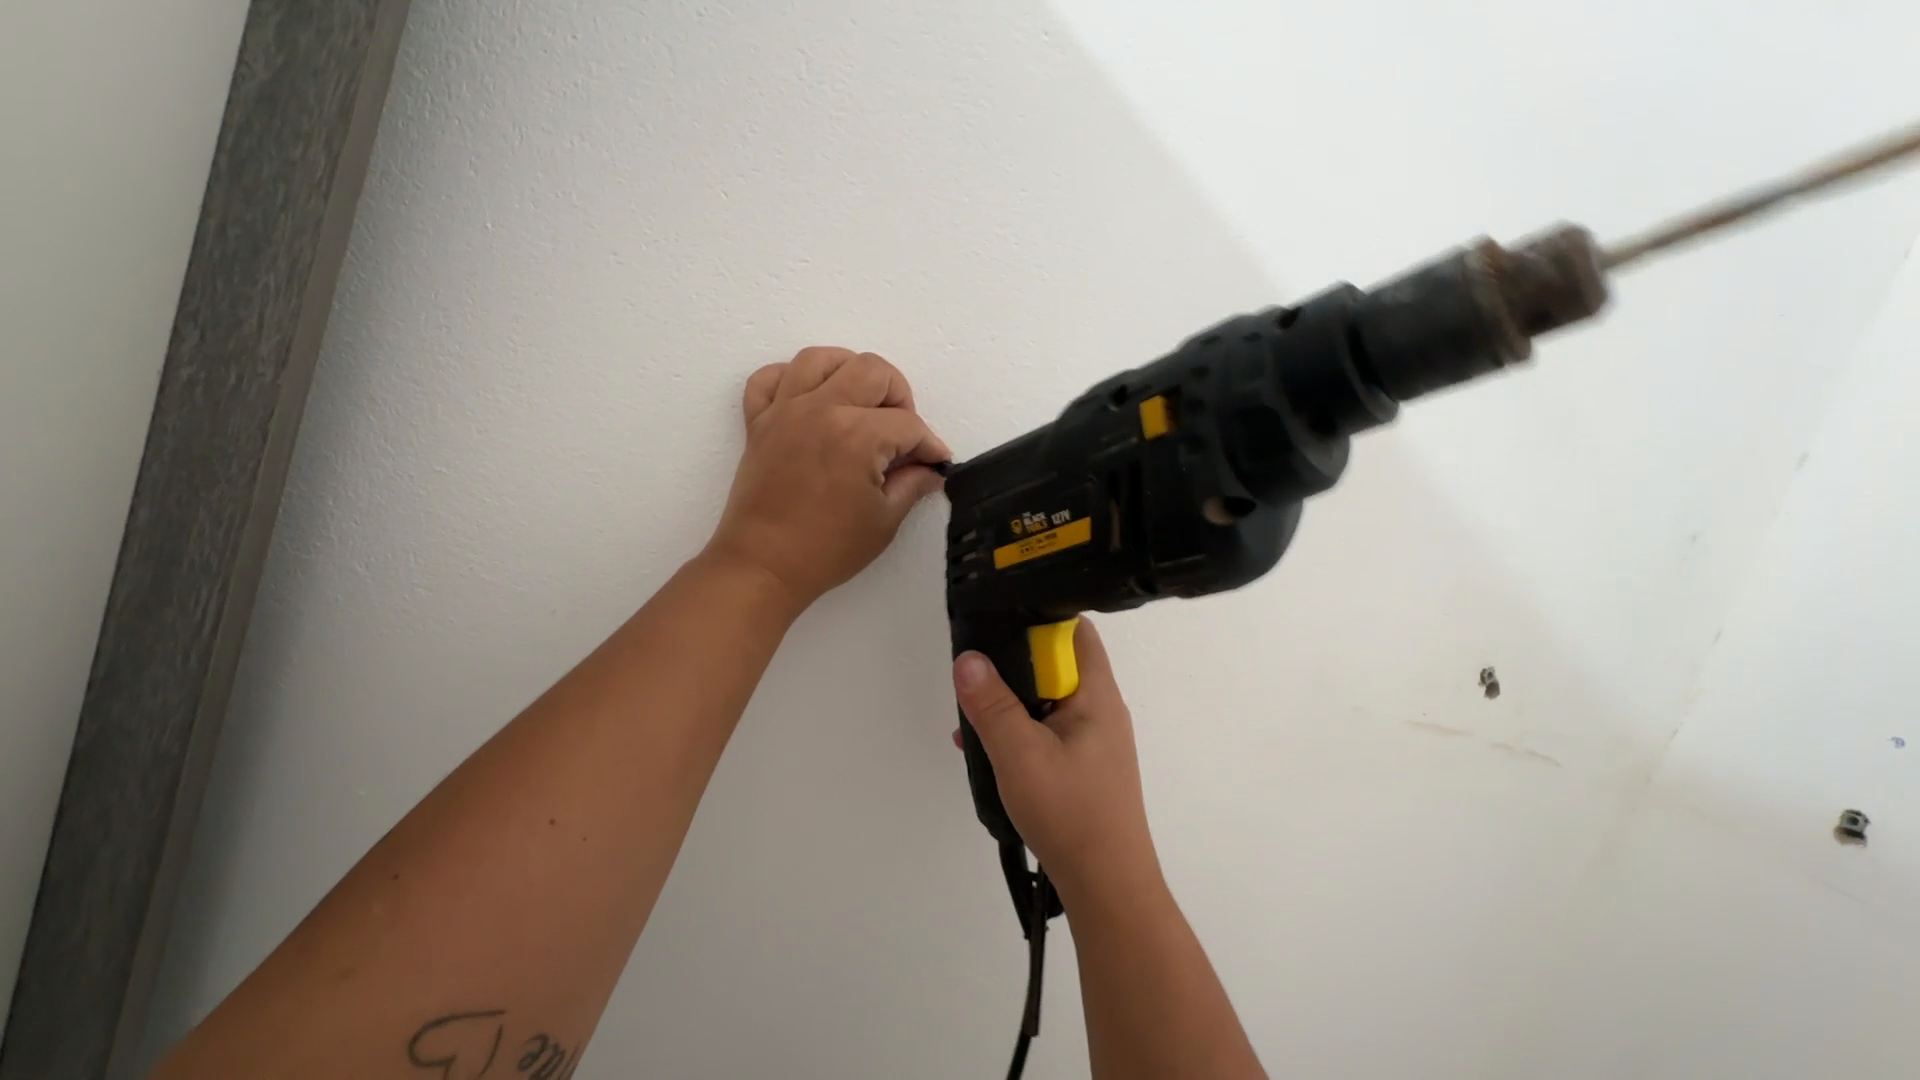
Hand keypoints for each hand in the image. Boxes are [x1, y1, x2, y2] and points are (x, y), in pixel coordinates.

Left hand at [707, 347, 949, 609]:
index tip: (935, 461)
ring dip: (848, 371)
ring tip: (860, 402)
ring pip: (820, 359)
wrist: (763, 567)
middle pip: (872, 371)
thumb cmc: (825, 550)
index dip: (929, 444)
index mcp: (857, 435)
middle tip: (902, 431)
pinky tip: (809, 400)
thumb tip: (930, 469)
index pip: (908, 423)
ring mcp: (785, 412)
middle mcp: (820, 410)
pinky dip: (789, 379)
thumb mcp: (884, 521)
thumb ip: (912, 484)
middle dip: (899, 395)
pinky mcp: (758, 423)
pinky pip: (769, 379)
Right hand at [953, 618, 1161, 898]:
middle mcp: (1101, 710)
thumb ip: (992, 704)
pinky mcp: (1084, 769)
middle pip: (1056, 666)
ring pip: (1047, 704)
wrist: (1106, 885)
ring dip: (1010, 707)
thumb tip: (969, 659)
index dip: (1038, 621)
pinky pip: (1047, 734)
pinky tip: (986, 754)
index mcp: (1097, 694)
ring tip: (971, 721)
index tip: (996, 626)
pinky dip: (1018, 735)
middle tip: (975, 678)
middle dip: (1012, 668)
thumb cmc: (1069, 811)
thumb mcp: (1019, 753)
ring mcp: (1094, 742)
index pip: (1076, 632)